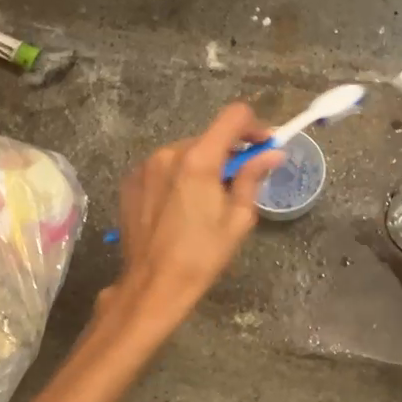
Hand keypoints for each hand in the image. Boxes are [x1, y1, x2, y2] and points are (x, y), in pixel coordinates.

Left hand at [104, 103, 283, 326]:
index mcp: (199, 160)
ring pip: (185, 153)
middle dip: (228, 153)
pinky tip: (180, 208)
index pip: (233, 117)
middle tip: (239, 182)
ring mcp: (145, 166)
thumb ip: (252, 178)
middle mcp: (168, 153)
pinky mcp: (130, 182)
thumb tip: (271, 154)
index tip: (264, 145)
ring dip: (202, 167)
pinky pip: (163, 168)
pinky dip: (178, 178)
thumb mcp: (238, 219)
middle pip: (208, 138)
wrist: (152, 285)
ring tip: (206, 201)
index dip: (254, 126)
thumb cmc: (202, 255)